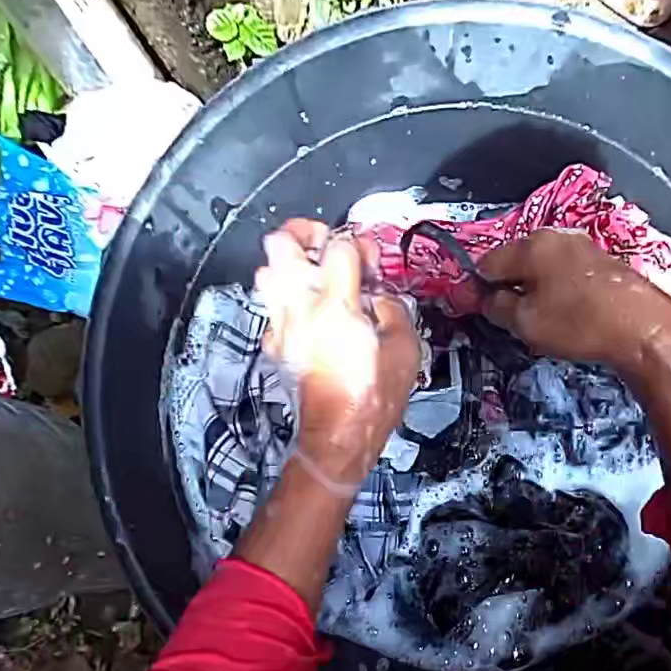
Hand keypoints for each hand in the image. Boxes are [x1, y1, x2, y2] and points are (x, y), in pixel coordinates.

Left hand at [256, 219, 421, 487]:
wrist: (337, 437)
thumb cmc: (370, 400)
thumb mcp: (405, 350)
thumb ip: (394, 310)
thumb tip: (380, 298)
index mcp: (336, 305)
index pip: (337, 246)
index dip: (357, 246)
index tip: (369, 264)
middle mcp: (300, 308)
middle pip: (280, 242)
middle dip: (305, 234)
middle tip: (326, 248)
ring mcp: (282, 326)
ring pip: (265, 271)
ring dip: (290, 266)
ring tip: (314, 278)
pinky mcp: (274, 345)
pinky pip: (270, 306)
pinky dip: (285, 299)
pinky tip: (308, 313)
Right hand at [476, 229, 670, 370]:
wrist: (643, 329)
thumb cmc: (578, 323)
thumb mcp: (525, 322)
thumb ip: (497, 307)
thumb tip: (485, 298)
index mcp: (531, 244)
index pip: (486, 261)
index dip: (475, 287)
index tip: (471, 308)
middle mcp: (556, 236)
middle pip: (515, 260)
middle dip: (504, 286)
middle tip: (503, 318)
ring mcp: (582, 247)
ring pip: (541, 267)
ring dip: (529, 289)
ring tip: (532, 319)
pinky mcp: (602, 264)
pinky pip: (563, 274)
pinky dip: (553, 290)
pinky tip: (560, 313)